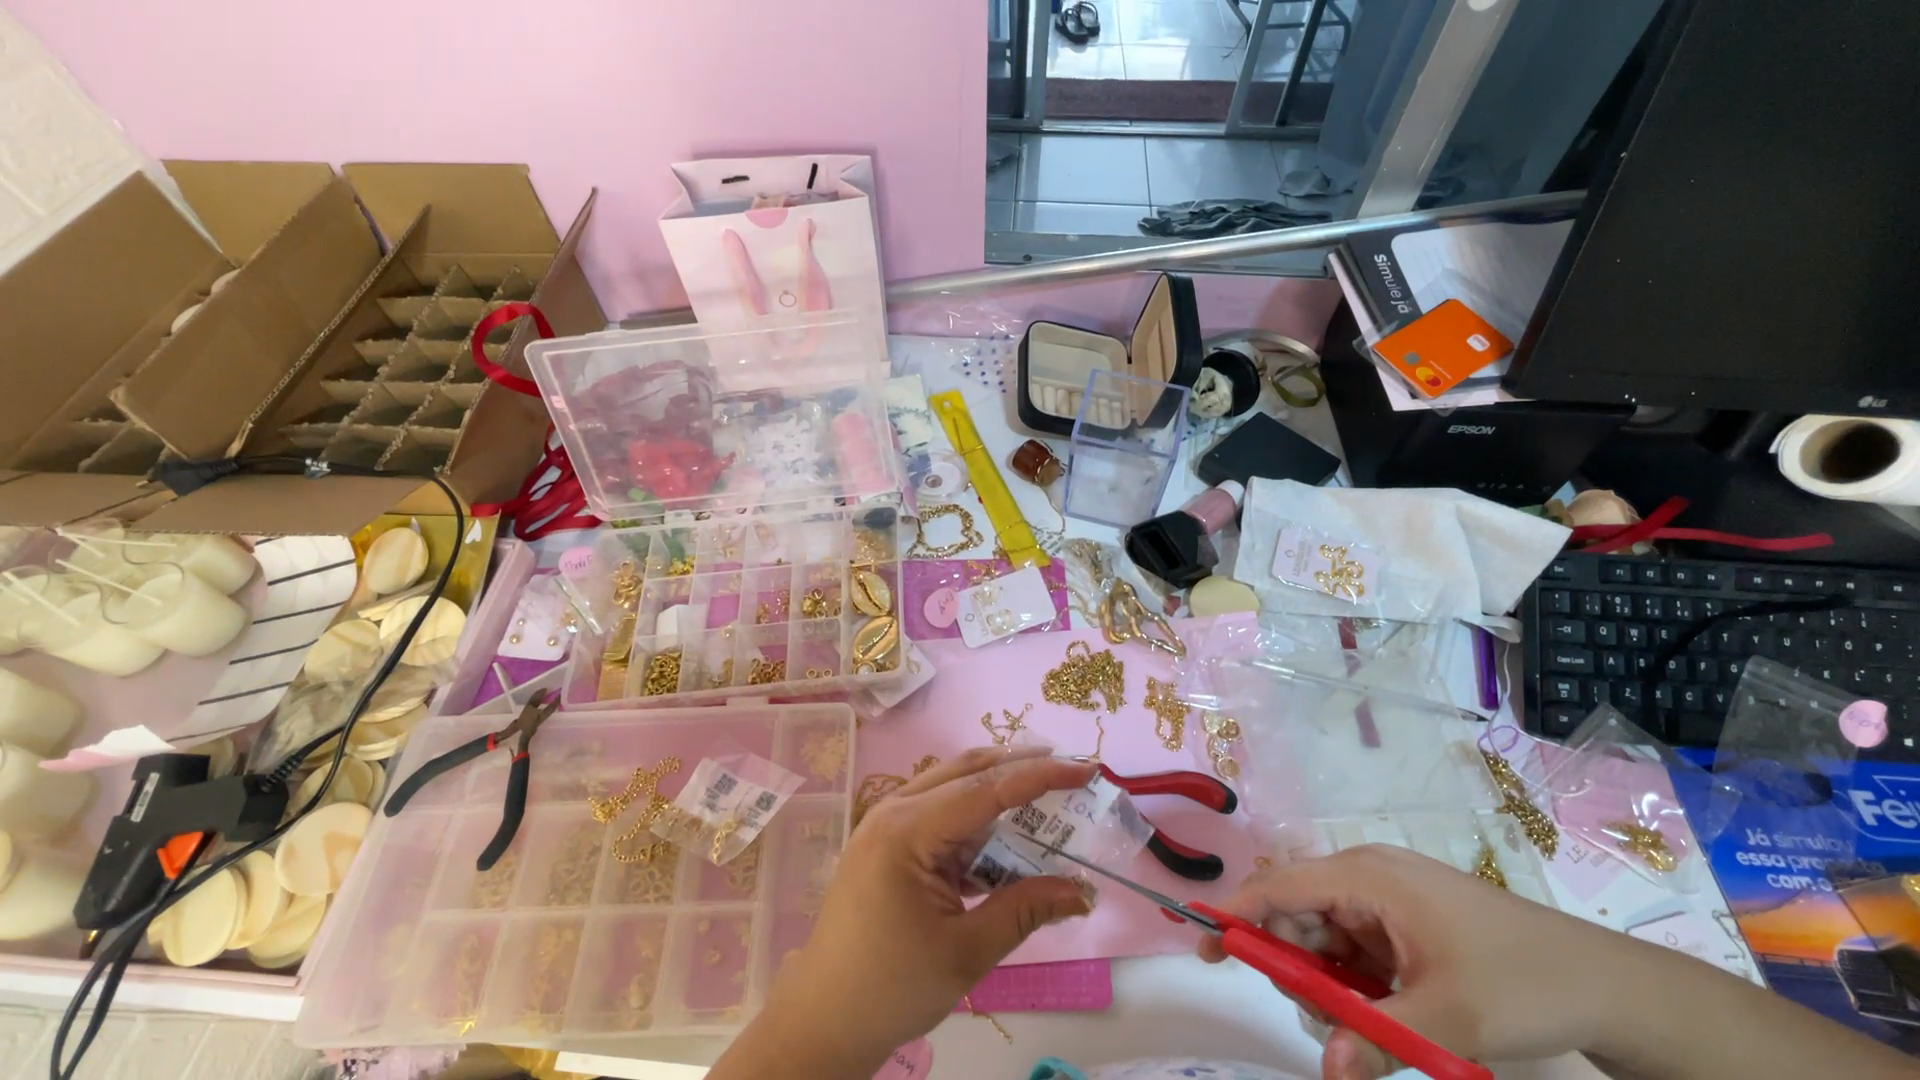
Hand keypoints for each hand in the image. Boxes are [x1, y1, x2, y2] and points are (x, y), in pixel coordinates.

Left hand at [712, 746, 1097, 1078]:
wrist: (823, 1019)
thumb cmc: (892, 987)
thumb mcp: (967, 951)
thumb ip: (1026, 910)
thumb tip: (1083, 891)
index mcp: (906, 832)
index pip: (985, 789)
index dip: (1040, 776)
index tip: (1086, 769)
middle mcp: (892, 813)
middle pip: (967, 773)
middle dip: (1021, 767)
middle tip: (1072, 772)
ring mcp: (884, 825)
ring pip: (951, 787)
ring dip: (998, 787)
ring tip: (1048, 795)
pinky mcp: (885, 844)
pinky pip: (938, 812)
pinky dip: (976, 815)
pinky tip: (1005, 834)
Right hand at [1200, 845, 1627, 1079]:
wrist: (1607, 984)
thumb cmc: (1522, 982)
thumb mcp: (1447, 1017)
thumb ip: (1375, 1038)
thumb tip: (1324, 1067)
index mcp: (1368, 876)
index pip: (1279, 885)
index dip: (1236, 913)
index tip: (1206, 951)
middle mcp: (1368, 877)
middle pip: (1297, 913)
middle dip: (1293, 964)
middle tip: (1321, 1017)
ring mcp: (1387, 899)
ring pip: (1323, 936)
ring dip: (1328, 981)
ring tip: (1369, 1023)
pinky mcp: (1404, 922)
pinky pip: (1353, 949)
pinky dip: (1353, 982)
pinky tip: (1384, 1012)